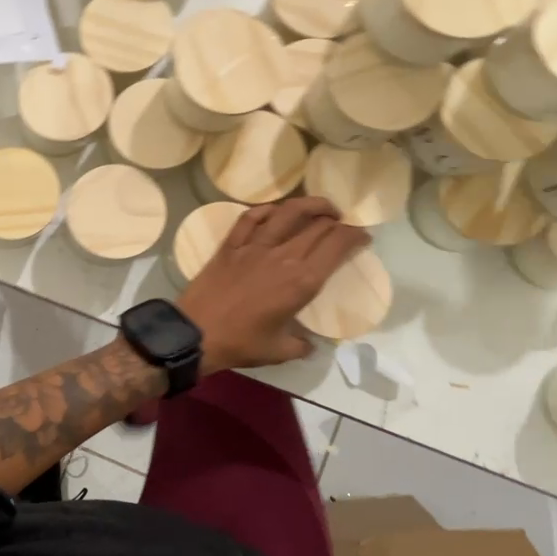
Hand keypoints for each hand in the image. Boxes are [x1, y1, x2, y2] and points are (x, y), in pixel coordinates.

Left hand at [176, 197, 370, 369]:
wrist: (194, 334)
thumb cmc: (239, 344)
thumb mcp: (280, 351)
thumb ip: (301, 345)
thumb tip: (309, 344)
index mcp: (302, 281)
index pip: (338, 245)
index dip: (356, 235)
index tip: (362, 237)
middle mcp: (282, 257)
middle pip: (318, 225)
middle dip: (338, 221)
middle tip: (343, 225)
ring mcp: (253, 248)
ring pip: (287, 213)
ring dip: (310, 205)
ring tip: (321, 208)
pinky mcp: (229, 247)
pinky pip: (249, 219)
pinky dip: (266, 210)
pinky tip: (275, 212)